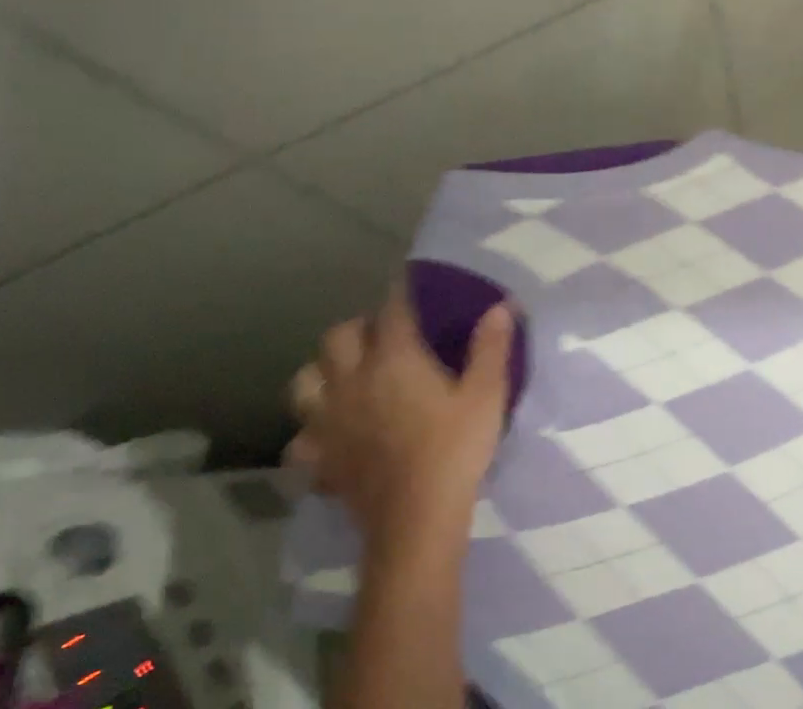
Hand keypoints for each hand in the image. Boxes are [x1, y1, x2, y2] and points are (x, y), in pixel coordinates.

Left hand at [287, 286, 512, 548]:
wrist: (415, 518)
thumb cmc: (456, 449)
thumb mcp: (487, 395)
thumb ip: (491, 348)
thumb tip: (500, 306)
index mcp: (393, 360)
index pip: (393, 311)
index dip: (402, 293)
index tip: (411, 284)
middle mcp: (351, 381)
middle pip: (338, 337)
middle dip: (358, 329)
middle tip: (383, 336)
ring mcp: (327, 421)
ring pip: (304, 382)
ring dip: (323, 373)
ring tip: (347, 379)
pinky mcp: (318, 458)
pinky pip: (302, 438)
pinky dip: (313, 432)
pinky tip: (333, 436)